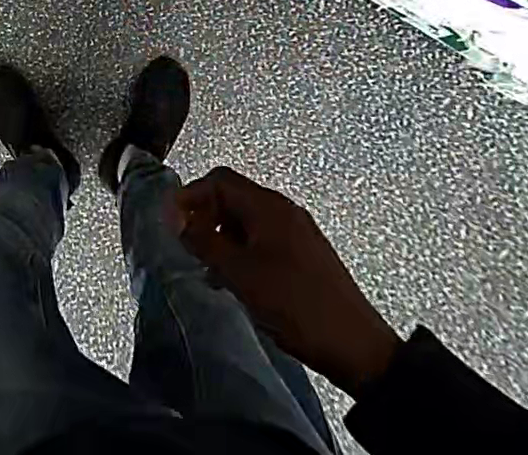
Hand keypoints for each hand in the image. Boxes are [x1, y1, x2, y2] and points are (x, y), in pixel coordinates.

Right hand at [177, 167, 400, 396]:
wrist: (357, 346)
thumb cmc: (294, 304)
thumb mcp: (240, 274)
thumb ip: (204, 242)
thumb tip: (177, 220)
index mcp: (268, 206)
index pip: (219, 180)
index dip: (190, 196)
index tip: (171, 223)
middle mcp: (283, 209)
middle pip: (233, 195)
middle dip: (204, 215)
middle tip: (187, 245)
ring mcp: (296, 230)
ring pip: (246, 218)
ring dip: (222, 235)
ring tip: (208, 267)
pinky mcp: (304, 252)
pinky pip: (262, 237)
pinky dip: (241, 249)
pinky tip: (236, 279)